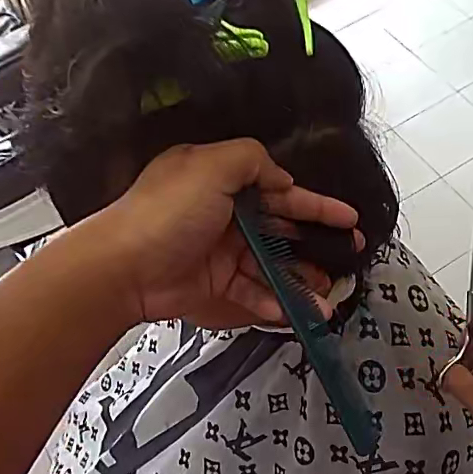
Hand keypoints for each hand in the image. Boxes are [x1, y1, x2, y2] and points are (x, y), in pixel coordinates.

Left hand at [59, 140, 360, 327]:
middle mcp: (226, 215)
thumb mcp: (208, 168)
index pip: (281, 192)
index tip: (349, 218)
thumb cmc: (164, 215)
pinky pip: (255, 293)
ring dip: (302, 283)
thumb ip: (250, 160)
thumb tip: (282, 178)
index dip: (318, 205)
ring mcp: (223, 252)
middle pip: (284, 231)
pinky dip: (274, 303)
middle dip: (318, 246)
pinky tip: (292, 312)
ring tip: (325, 300)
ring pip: (275, 267)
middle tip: (348, 258)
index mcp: (223, 183)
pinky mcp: (218, 283)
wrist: (123, 269)